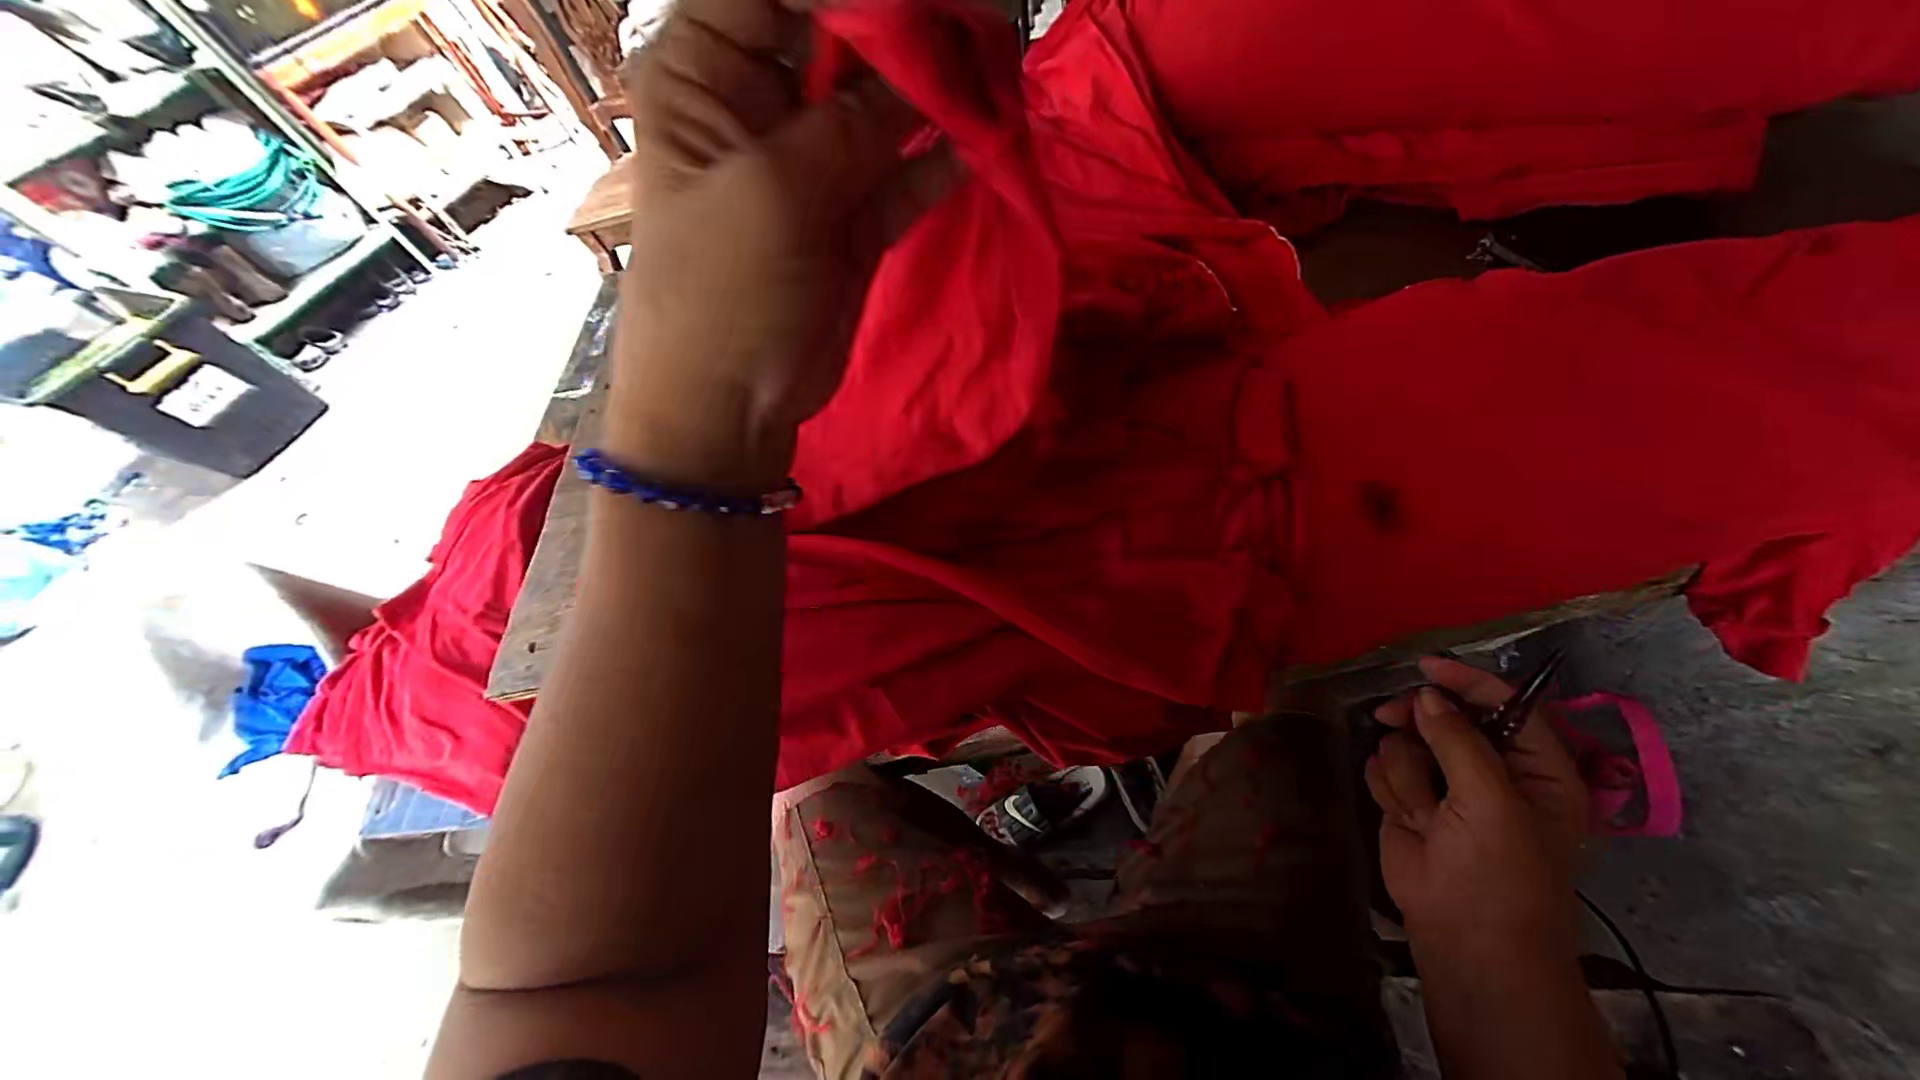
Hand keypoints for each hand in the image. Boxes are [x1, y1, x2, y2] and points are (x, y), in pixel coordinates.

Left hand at [607, 0, 963, 488]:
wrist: (731, 408)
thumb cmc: (722, 294)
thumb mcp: (773, 191)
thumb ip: (846, 126)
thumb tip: (916, 76)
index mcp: (706, 74)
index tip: (913, 4)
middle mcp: (758, 108)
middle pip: (837, 40)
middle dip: (903, 33)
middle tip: (979, 25)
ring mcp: (811, 169)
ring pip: (880, 110)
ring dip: (934, 95)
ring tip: (997, 73)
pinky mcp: (850, 222)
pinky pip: (901, 177)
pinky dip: (936, 164)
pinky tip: (981, 145)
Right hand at [1365, 656, 1588, 963]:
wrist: (1464, 937)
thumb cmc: (1501, 873)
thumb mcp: (1492, 803)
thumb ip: (1459, 742)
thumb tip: (1426, 696)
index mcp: (1537, 771)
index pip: (1506, 708)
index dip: (1468, 683)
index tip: (1425, 667)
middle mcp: (1490, 771)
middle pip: (1444, 718)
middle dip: (1417, 723)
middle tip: (1392, 718)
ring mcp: (1445, 786)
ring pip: (1406, 744)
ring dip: (1408, 776)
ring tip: (1425, 815)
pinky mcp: (1407, 800)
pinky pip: (1383, 769)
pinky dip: (1390, 790)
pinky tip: (1408, 821)